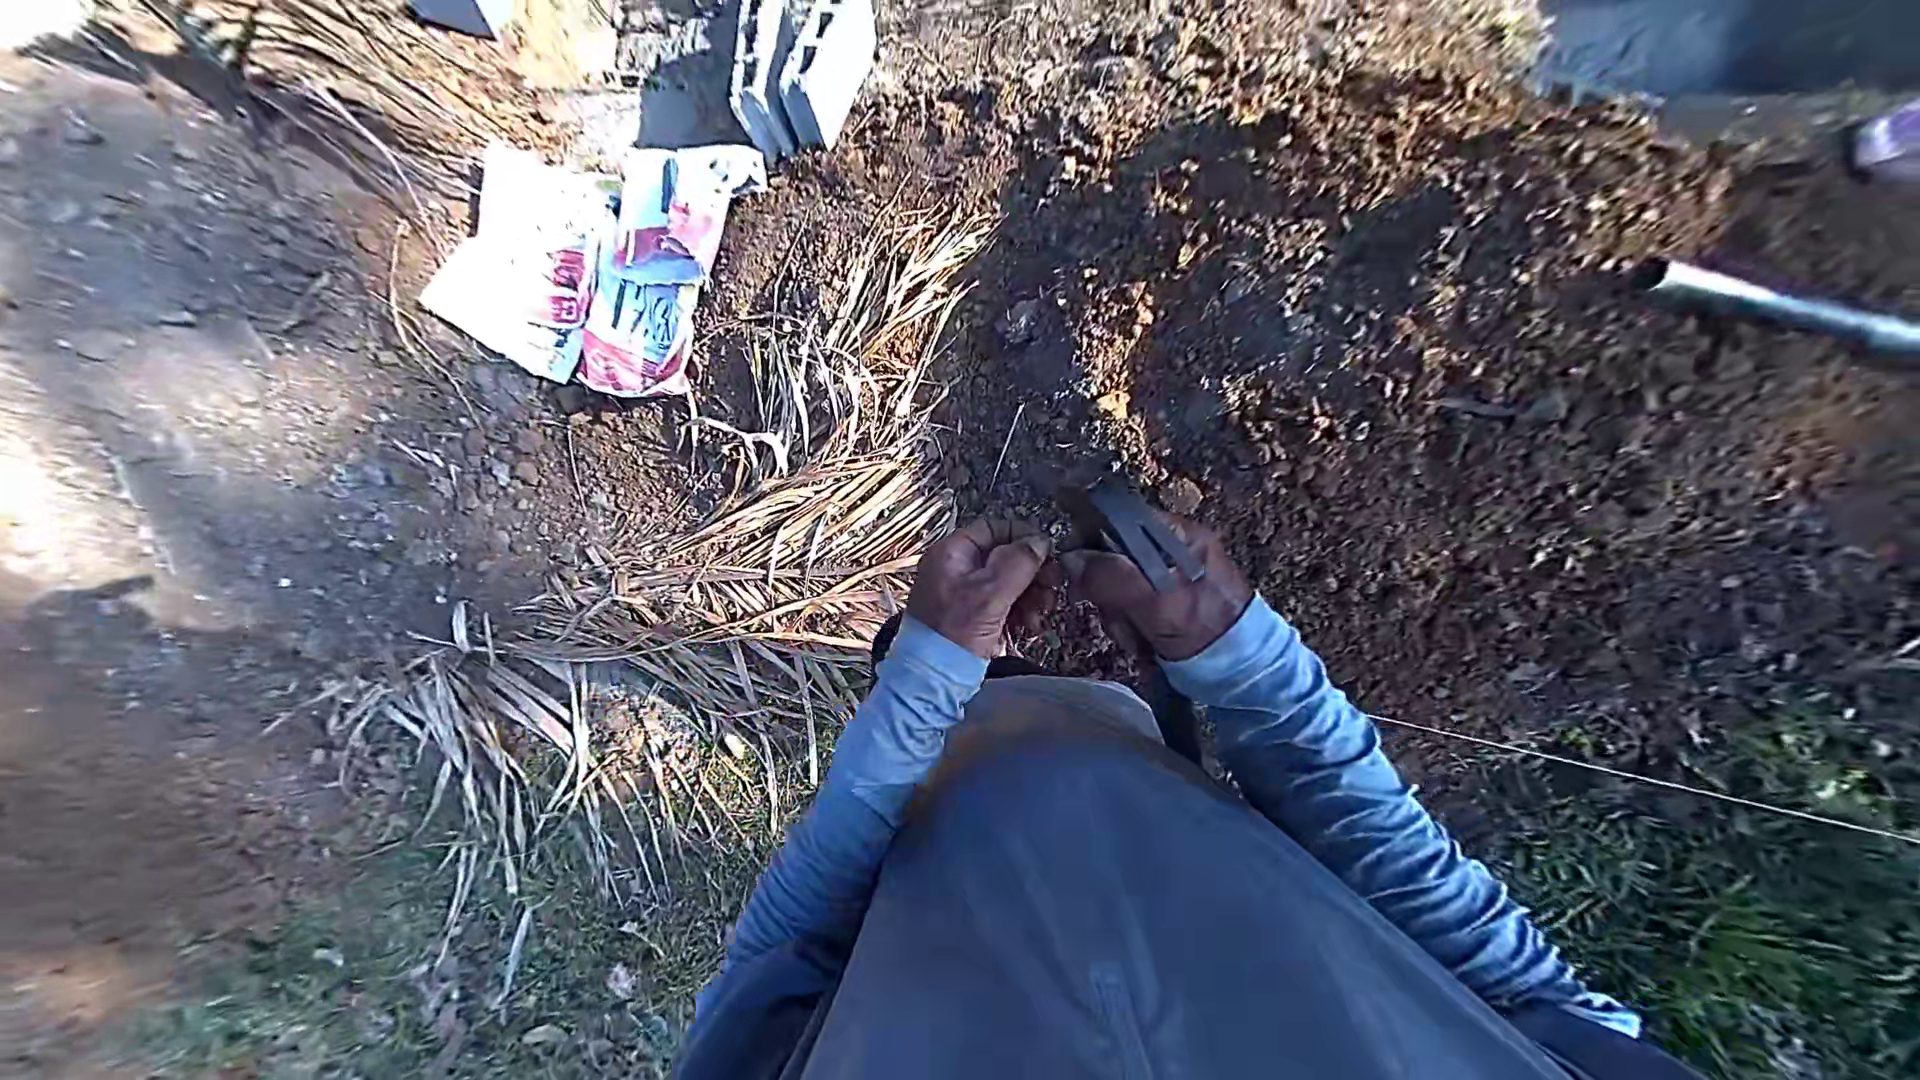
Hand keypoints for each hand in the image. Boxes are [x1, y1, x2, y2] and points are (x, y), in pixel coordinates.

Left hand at [908, 518, 1062, 657]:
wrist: (933, 678)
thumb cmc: (956, 631)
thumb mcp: (991, 592)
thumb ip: (1019, 561)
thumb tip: (1040, 540)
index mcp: (953, 552)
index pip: (993, 528)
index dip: (1023, 537)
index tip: (1048, 554)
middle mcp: (956, 567)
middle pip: (1004, 557)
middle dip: (1032, 574)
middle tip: (1052, 590)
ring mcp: (964, 593)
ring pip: (1007, 582)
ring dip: (1031, 596)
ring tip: (1040, 616)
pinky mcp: (972, 616)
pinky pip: (1002, 604)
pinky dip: (1019, 612)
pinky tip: (1030, 627)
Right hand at [1059, 513, 1252, 660]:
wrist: (1237, 676)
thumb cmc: (1205, 630)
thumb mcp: (1157, 601)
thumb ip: (1112, 577)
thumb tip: (1070, 559)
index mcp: (1178, 534)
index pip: (1121, 519)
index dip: (1095, 540)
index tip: (1080, 569)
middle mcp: (1170, 549)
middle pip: (1112, 554)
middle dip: (1108, 589)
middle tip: (1116, 614)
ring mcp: (1164, 578)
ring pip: (1114, 583)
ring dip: (1116, 613)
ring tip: (1136, 635)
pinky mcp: (1159, 603)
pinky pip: (1125, 605)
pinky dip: (1126, 625)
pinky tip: (1140, 640)